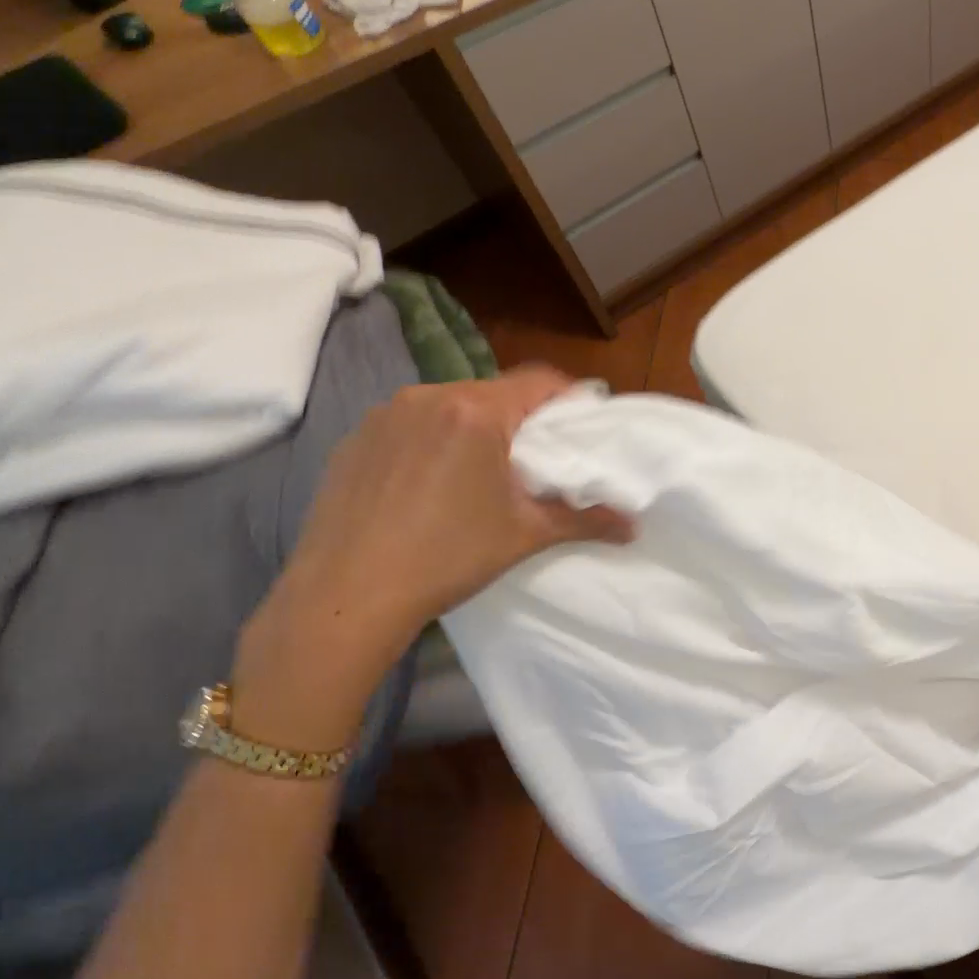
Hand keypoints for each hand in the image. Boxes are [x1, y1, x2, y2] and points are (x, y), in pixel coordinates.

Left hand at [229, 367, 631, 748]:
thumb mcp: (525, 535)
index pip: (540, 381)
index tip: (582, 428)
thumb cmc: (446, 558)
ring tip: (484, 472)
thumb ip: (586, 520)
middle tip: (537, 458)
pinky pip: (411, 424)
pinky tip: (433, 485)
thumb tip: (634, 527)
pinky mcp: (354, 439)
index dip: (570, 398)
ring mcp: (385, 416)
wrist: (344, 598)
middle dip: (522, 418)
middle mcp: (428, 398)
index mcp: (476, 412)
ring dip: (476, 428)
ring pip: (451, 405)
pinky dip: (434, 441)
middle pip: (495, 391)